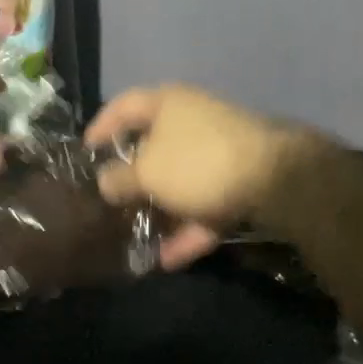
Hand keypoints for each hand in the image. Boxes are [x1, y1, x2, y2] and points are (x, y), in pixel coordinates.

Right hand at [84, 85, 313, 269]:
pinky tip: (169, 260)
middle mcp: (192, 120)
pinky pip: (206, 205)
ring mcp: (220, 152)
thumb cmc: (197, 162)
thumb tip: (105, 182)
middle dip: (133, 179)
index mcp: (166, 103)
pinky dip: (189, 229)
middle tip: (111, 202)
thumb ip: (119, 178)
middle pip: (153, 147)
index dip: (100, 127)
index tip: (85, 152)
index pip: (122, 107)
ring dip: (161, 211)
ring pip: (181, 182)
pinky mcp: (242, 182)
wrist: (277, 179)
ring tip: (138, 240)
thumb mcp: (147, 172)